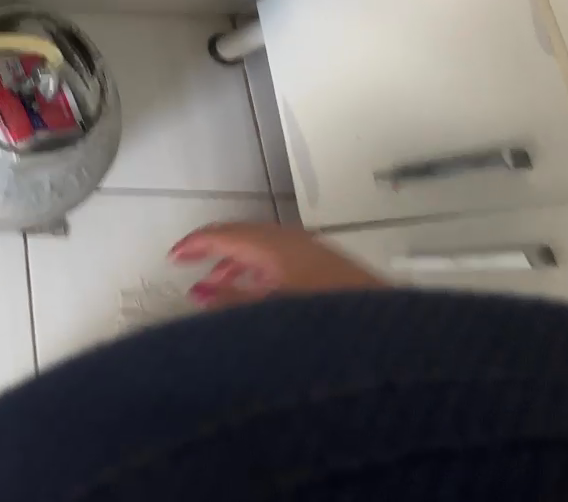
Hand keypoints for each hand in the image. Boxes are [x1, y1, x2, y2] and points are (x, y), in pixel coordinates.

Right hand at [169, 222, 383, 308]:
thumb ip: (231, 301)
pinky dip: (256, 270)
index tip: (171, 258)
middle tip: (189, 269)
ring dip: (234, 264)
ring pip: (258, 248)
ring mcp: (308, 250)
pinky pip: (277, 257)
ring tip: (217, 289)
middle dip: (211, 252)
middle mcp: (286, 239)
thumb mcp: (271, 310)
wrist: (396, 333)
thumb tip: (196, 293)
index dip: (192, 244)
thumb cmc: (324, 316)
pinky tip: (256, 293)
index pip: (219, 235)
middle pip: (238, 236)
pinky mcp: (325, 265)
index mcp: (270, 244)